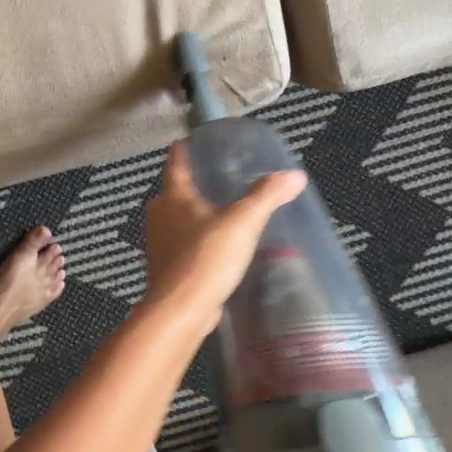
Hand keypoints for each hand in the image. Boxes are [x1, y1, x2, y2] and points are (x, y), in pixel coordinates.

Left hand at [142, 143, 306, 330]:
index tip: (189, 141)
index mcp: (174, 196)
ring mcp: (157, 241)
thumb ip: (266, 197)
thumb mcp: (242, 224)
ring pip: (174, 218)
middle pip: (173, 191)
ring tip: (217, 213)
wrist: (179, 310)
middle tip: (214, 180)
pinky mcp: (163, 266)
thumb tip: (294, 175)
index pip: (175, 162)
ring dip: (191, 215)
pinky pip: (179, 244)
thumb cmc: (206, 258)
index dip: (183, 150)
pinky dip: (193, 240)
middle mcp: (159, 214)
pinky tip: (211, 248)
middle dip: (190, 185)